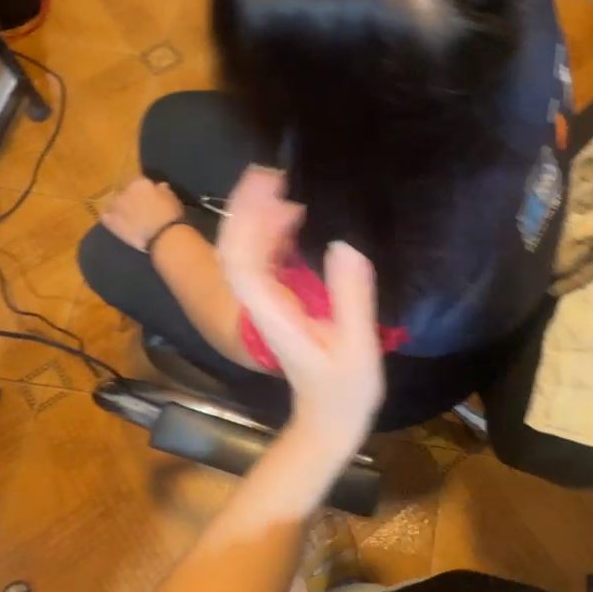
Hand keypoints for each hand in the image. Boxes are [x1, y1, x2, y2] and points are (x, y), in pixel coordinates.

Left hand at [100, 176, 185, 251]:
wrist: (163, 237)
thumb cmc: (171, 215)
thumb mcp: (172, 198)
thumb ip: (162, 190)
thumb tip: (159, 185)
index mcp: (139, 183)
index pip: (136, 178)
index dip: (140, 185)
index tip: (145, 191)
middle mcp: (124, 191)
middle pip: (123, 190)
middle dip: (128, 195)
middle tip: (137, 204)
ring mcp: (115, 206)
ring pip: (113, 203)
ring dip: (119, 206)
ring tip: (127, 215)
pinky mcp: (110, 222)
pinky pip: (106, 216)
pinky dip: (110, 218)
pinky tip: (118, 223)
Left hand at [217, 166, 384, 450]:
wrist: (328, 421)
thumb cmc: (345, 391)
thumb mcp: (357, 347)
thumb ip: (351, 298)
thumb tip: (345, 244)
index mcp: (272, 314)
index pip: (242, 261)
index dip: (248, 220)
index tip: (272, 186)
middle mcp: (260, 303)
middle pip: (235, 248)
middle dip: (246, 206)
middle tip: (275, 171)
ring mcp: (266, 302)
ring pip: (245, 250)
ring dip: (257, 215)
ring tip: (284, 183)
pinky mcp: (278, 301)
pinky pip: (264, 258)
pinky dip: (271, 230)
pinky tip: (293, 214)